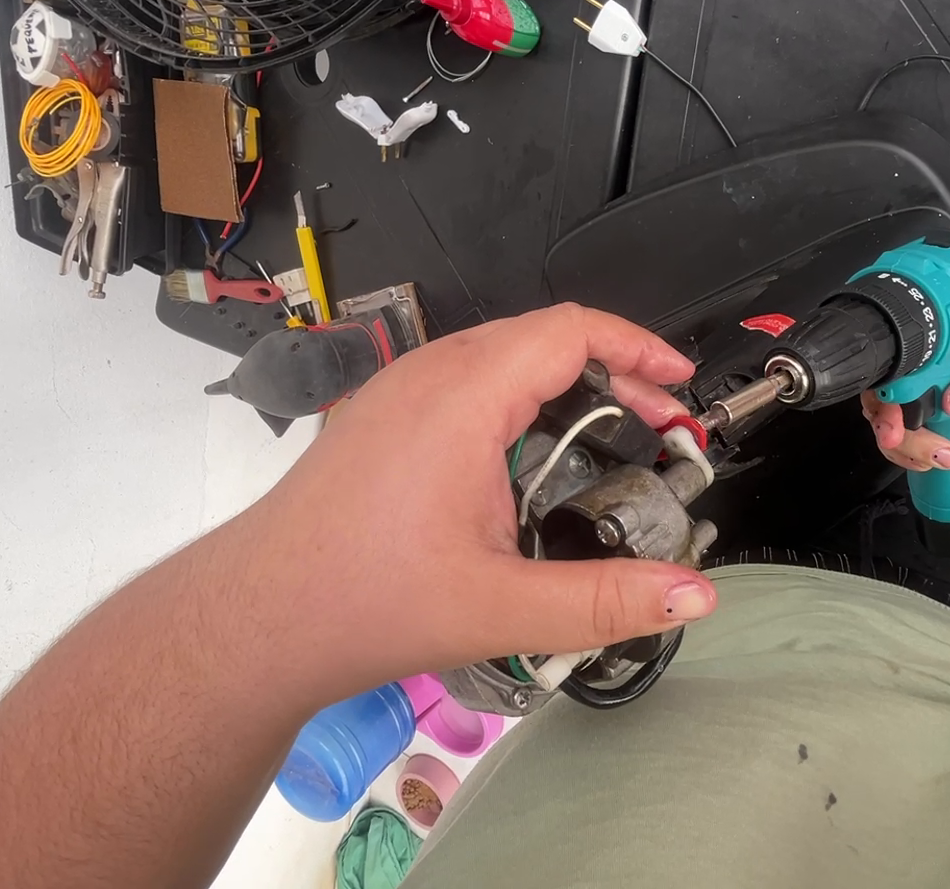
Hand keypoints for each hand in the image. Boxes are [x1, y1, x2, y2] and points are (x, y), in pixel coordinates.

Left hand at [252, 303, 718, 702]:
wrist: (253, 617)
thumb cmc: (362, 601)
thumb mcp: (501, 608)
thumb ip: (607, 600)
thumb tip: (695, 593)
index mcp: (463, 396)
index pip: (569, 331)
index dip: (637, 346)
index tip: (679, 382)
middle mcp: (430, 372)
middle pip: (543, 337)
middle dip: (615, 370)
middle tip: (659, 423)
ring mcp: (401, 386)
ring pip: (506, 353)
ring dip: (566, 382)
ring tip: (609, 433)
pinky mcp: (387, 409)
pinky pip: (470, 375)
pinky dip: (523, 395)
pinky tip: (533, 450)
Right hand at [859, 308, 949, 472]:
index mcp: (941, 337)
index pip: (898, 359)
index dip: (889, 387)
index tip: (894, 415)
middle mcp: (926, 365)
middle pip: (883, 392)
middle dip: (886, 421)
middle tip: (900, 439)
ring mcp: (929, 395)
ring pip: (891, 420)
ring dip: (904, 445)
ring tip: (937, 458)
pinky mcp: (938, 422)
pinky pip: (909, 439)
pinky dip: (912, 455)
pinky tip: (932, 462)